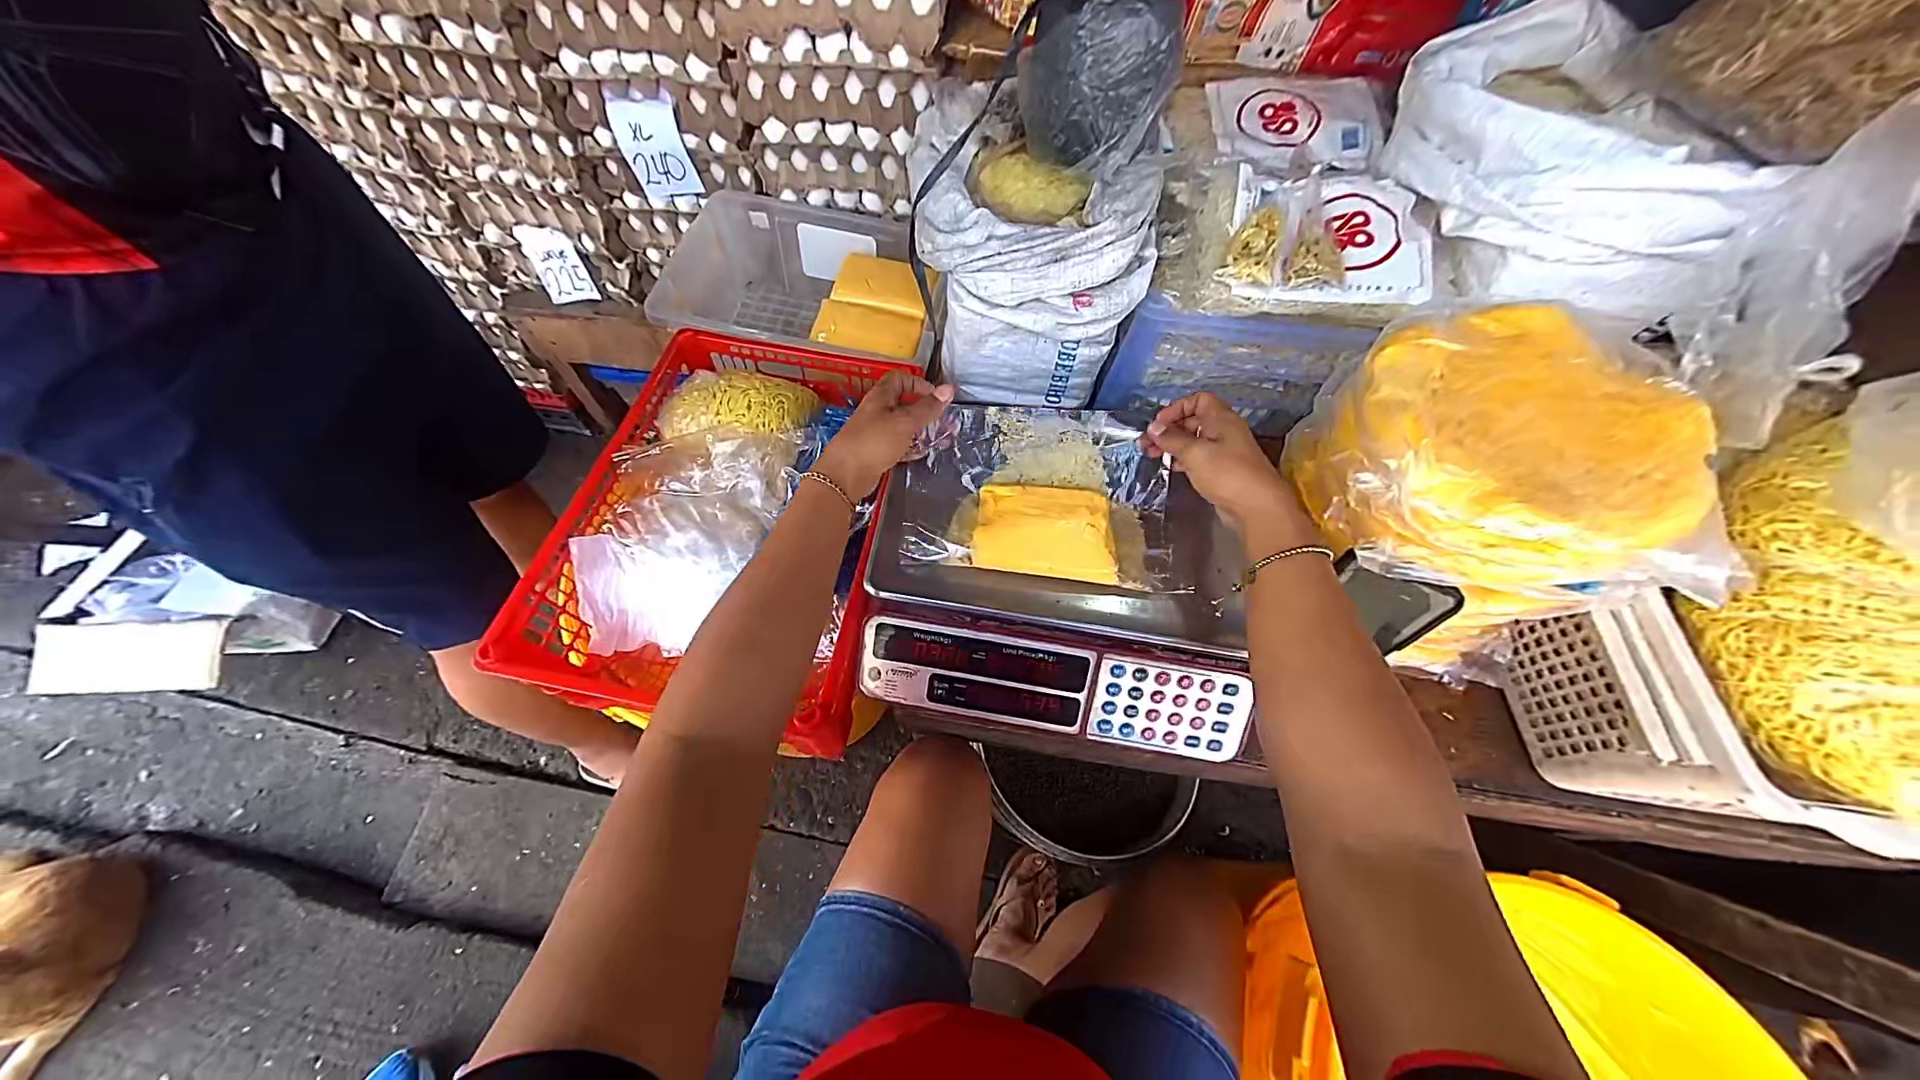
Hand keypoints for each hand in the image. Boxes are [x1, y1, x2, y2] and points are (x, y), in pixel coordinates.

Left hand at [813, 371, 953, 498]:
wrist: (845, 475)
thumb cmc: (873, 443)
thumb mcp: (905, 423)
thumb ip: (927, 408)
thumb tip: (948, 389)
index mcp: (880, 397)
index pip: (900, 379)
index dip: (919, 384)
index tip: (935, 397)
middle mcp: (876, 411)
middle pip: (903, 403)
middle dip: (923, 409)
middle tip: (941, 419)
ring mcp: (874, 431)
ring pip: (901, 425)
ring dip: (919, 429)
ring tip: (936, 438)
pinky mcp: (875, 451)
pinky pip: (896, 444)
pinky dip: (910, 446)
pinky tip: (920, 453)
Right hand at [1141, 392, 1319, 547]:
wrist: (1256, 506)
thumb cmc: (1227, 474)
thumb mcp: (1195, 453)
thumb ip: (1172, 439)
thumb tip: (1154, 428)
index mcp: (1221, 419)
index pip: (1197, 400)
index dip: (1176, 408)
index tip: (1158, 424)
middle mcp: (1223, 431)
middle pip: (1192, 420)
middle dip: (1168, 429)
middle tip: (1147, 443)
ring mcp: (1222, 451)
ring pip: (1193, 440)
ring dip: (1172, 445)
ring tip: (1152, 455)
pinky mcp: (1220, 469)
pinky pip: (1197, 456)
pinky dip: (1182, 458)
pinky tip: (1170, 466)